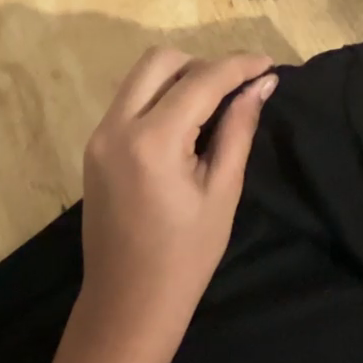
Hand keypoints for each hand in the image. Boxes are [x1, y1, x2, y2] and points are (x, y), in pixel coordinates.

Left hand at [75, 47, 277, 360]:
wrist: (128, 301)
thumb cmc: (185, 256)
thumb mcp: (222, 191)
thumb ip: (238, 130)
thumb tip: (261, 86)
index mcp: (152, 140)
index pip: (200, 80)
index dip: (238, 66)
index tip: (268, 64)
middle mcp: (116, 127)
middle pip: (159, 61)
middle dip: (202, 63)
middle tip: (236, 88)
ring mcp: (98, 136)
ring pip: (139, 78)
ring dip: (178, 78)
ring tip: (215, 104)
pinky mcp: (93, 148)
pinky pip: (128, 103)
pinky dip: (158, 99)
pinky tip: (185, 125)